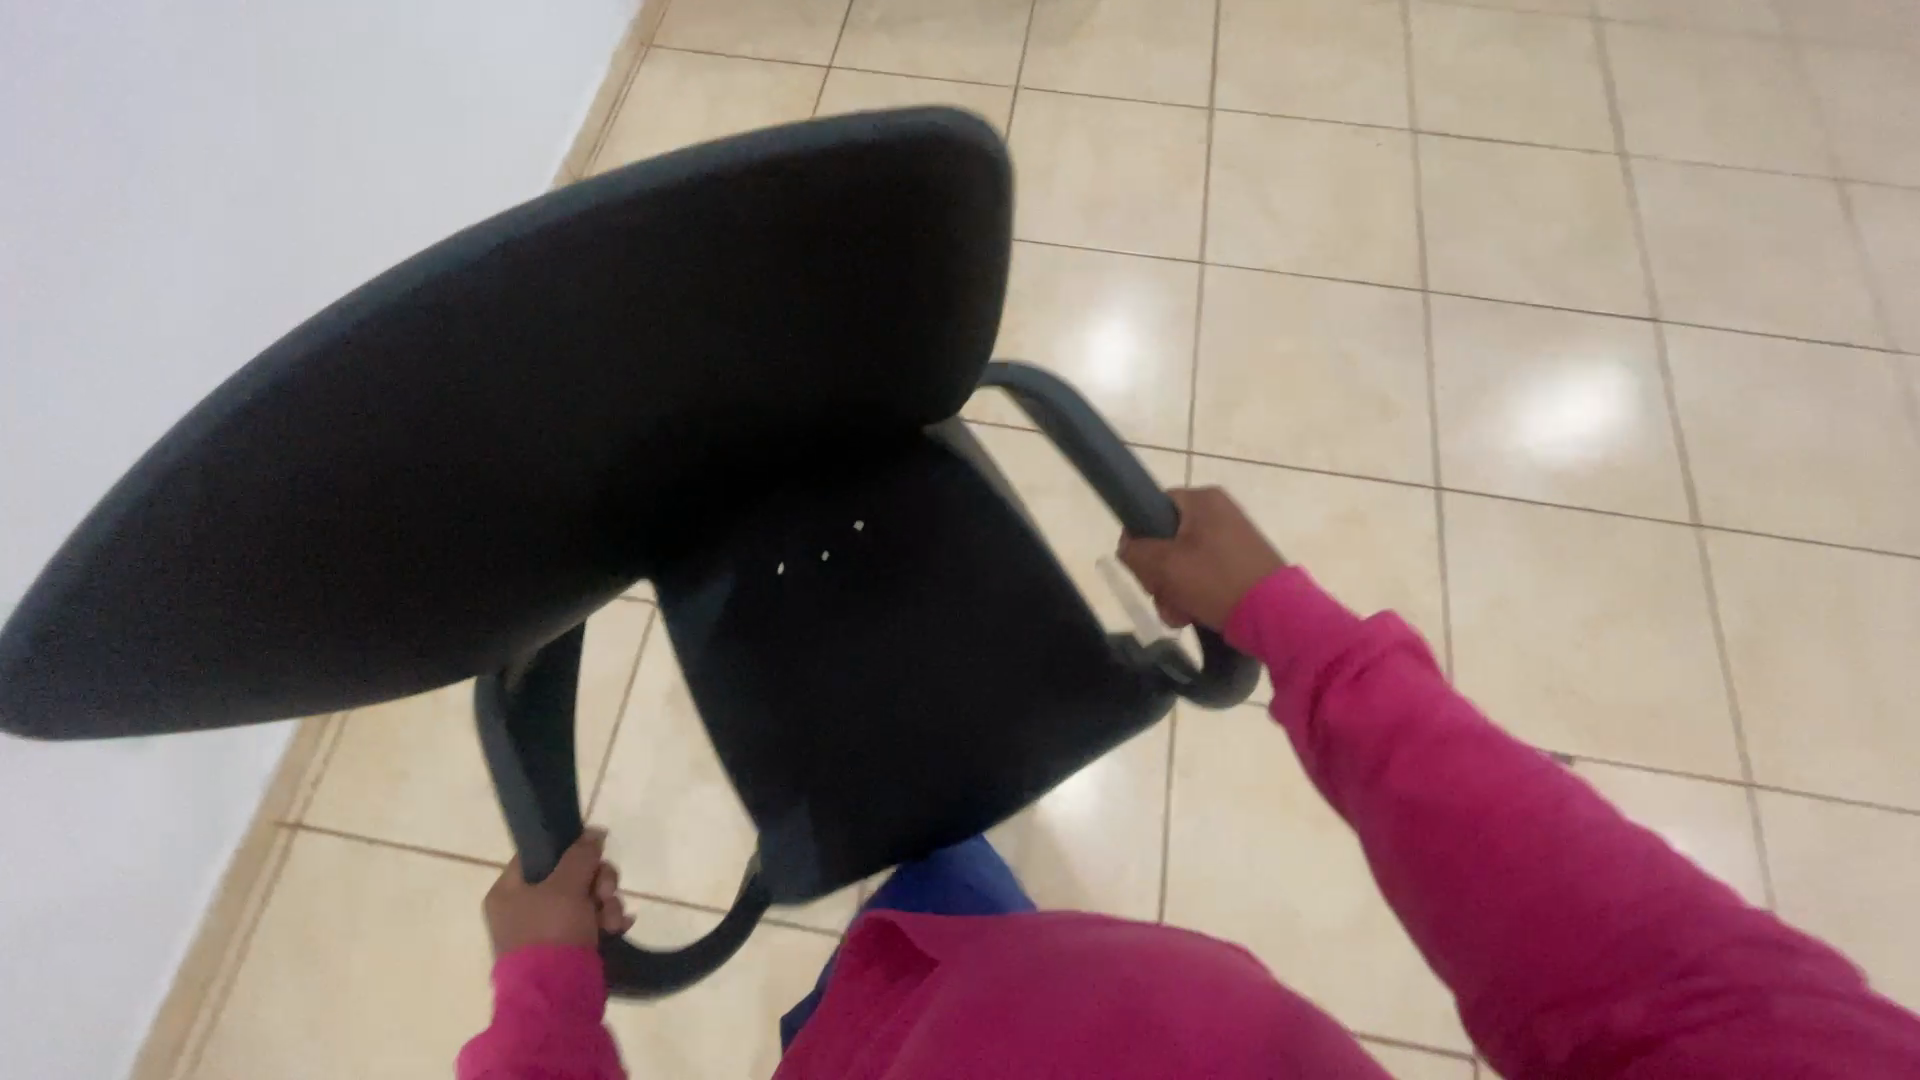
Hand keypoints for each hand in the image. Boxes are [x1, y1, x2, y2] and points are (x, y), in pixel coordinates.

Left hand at [483, 828, 634, 958]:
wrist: (555, 996)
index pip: (539, 854)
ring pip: (586, 897)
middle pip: (570, 874)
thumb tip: (594, 833)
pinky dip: (608, 920)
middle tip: (606, 890)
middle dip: (598, 880)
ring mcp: (545, 930)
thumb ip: (581, 854)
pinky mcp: (567, 947)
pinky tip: (621, 926)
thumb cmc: (552, 932)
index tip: (594, 850)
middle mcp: (523, 909)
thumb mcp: (567, 885)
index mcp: (508, 892)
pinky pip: (593, 921)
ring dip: (607, 903)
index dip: (570, 847)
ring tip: (613, 920)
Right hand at [1118, 487, 1284, 631]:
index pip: (1151, 508)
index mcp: (1202, 500)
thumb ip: (1135, 552)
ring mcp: (1230, 539)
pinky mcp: (1238, 563)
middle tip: (1161, 595)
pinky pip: (1201, 574)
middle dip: (1157, 574)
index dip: (1138, 538)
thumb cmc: (1216, 580)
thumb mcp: (1165, 565)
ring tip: (1178, 613)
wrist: (1275, 615)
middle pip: (1164, 540)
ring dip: (1171, 590)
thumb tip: (1127, 548)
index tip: (1139, 566)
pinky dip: (1191, 594)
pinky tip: (1191, 615)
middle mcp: (1217, 513)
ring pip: (1180, 562)